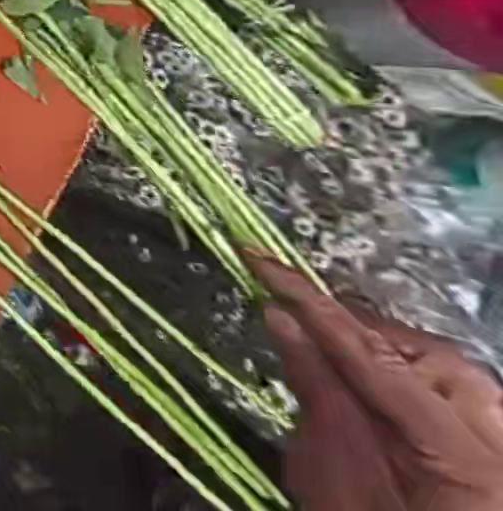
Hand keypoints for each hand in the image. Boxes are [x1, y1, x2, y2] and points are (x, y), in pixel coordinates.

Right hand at [253, 256, 502, 510]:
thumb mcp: (333, 478)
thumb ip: (320, 395)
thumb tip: (282, 319)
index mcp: (466, 465)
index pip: (377, 359)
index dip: (314, 304)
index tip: (261, 260)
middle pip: (441, 362)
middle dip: (364, 330)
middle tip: (297, 319)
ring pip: (465, 376)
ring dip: (393, 353)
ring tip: (336, 352)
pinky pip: (476, 401)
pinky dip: (420, 379)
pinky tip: (378, 384)